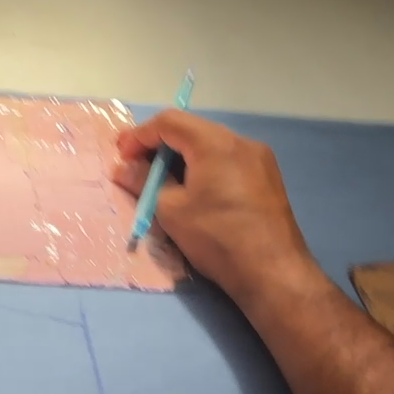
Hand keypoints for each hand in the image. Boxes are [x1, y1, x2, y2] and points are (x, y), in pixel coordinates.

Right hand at [111, 109, 324, 306]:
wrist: (272, 271)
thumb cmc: (216, 237)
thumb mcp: (170, 209)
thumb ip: (143, 181)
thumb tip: (122, 168)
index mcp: (215, 143)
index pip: (169, 122)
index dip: (139, 135)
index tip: (121, 157)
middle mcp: (241, 142)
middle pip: (191, 130)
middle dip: (158, 145)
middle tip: (134, 167)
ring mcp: (258, 159)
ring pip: (208, 145)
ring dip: (179, 157)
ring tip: (160, 182)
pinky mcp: (266, 177)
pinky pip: (225, 160)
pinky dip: (201, 167)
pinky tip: (191, 190)